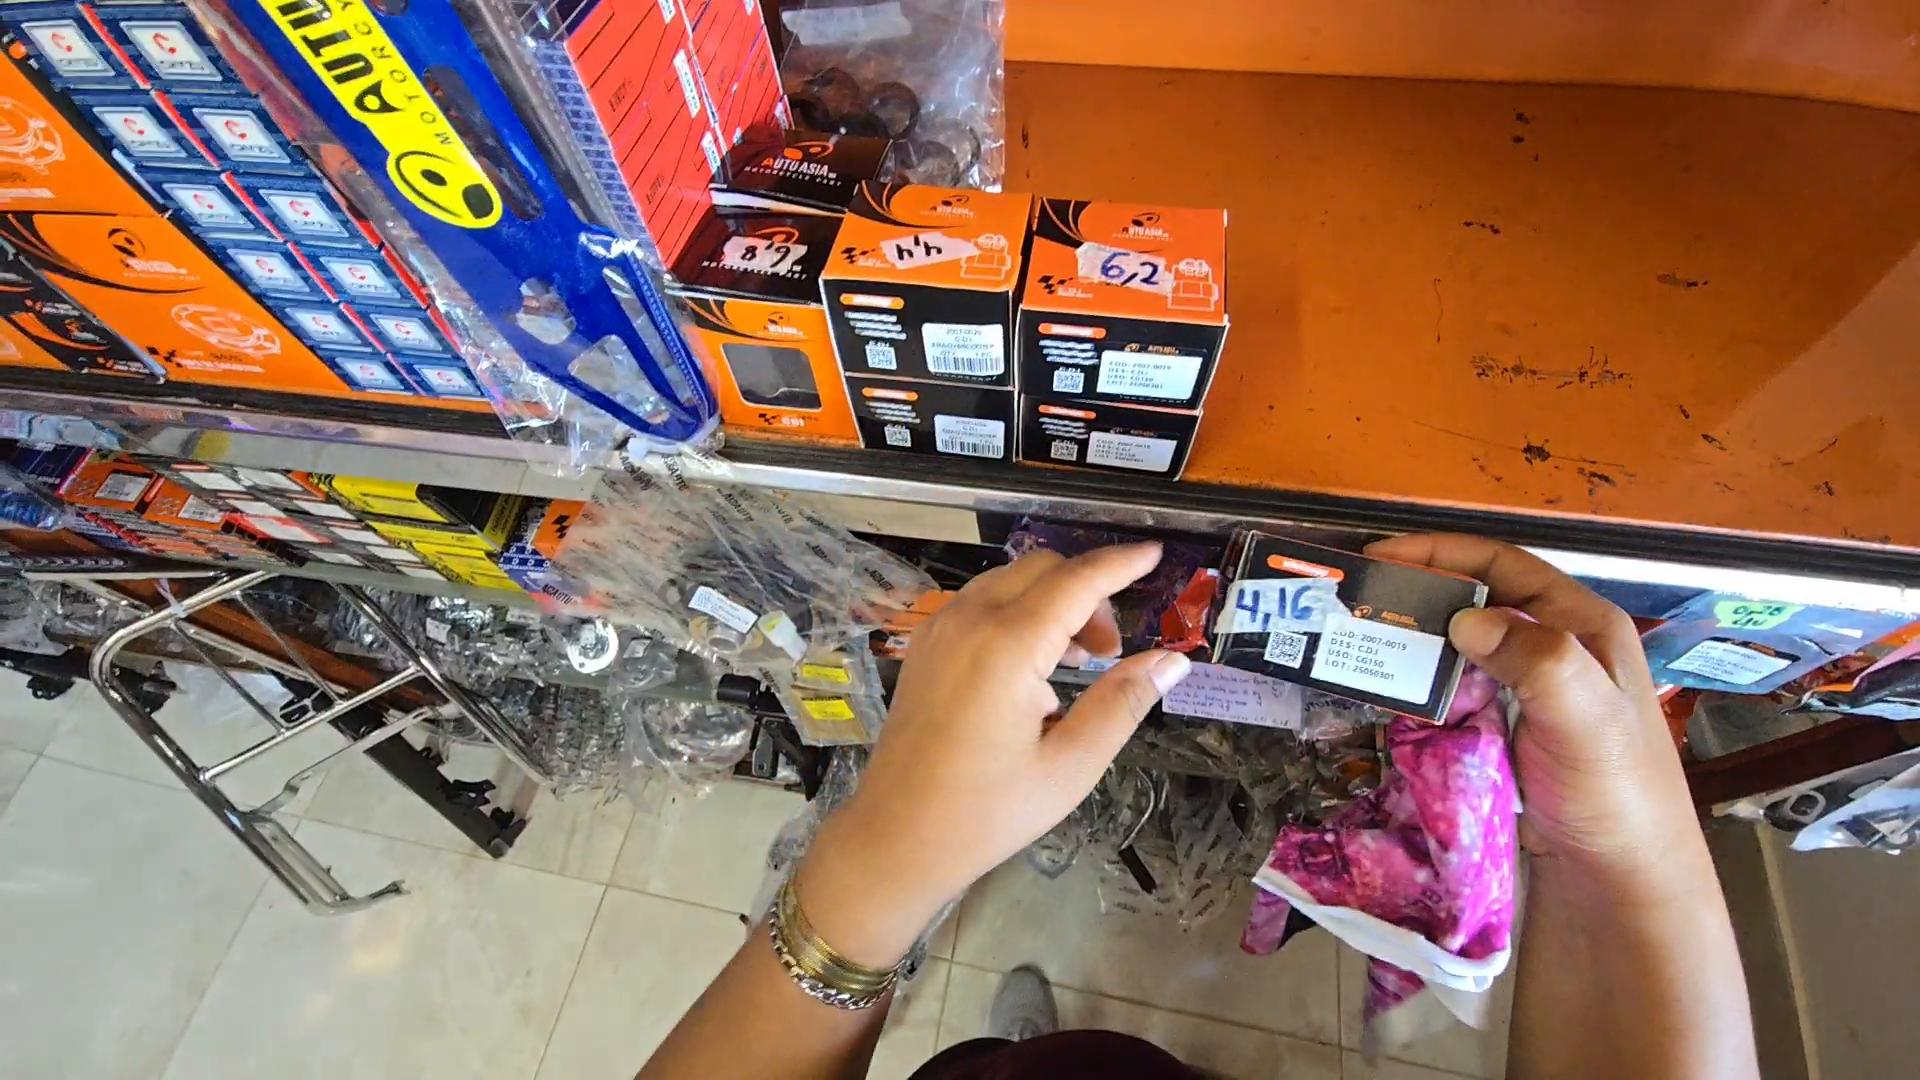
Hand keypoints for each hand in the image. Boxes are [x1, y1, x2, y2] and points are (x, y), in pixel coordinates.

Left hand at [797, 543, 1191, 963]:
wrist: (895, 835)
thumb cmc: (986, 811)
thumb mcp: (1069, 765)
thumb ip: (1122, 703)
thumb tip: (1171, 661)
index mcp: (1008, 645)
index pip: (1077, 581)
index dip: (1120, 563)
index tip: (1155, 553)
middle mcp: (969, 620)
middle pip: (1041, 568)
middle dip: (1087, 591)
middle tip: (1107, 651)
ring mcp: (939, 628)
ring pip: (1008, 580)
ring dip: (1051, 600)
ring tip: (1073, 660)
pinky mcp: (924, 644)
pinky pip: (979, 601)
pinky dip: (1016, 610)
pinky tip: (1028, 665)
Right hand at [1365, 534, 1696, 885]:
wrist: (1614, 879)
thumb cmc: (1613, 795)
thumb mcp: (1586, 721)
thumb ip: (1537, 660)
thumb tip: (1463, 618)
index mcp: (1581, 626)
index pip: (1502, 564)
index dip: (1439, 550)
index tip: (1380, 556)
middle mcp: (1550, 645)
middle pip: (1471, 598)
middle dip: (1415, 591)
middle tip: (1360, 596)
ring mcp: (1521, 685)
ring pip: (1454, 641)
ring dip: (1408, 635)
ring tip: (1359, 635)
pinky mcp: (1496, 719)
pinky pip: (1446, 682)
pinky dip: (1413, 676)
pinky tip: (1384, 682)